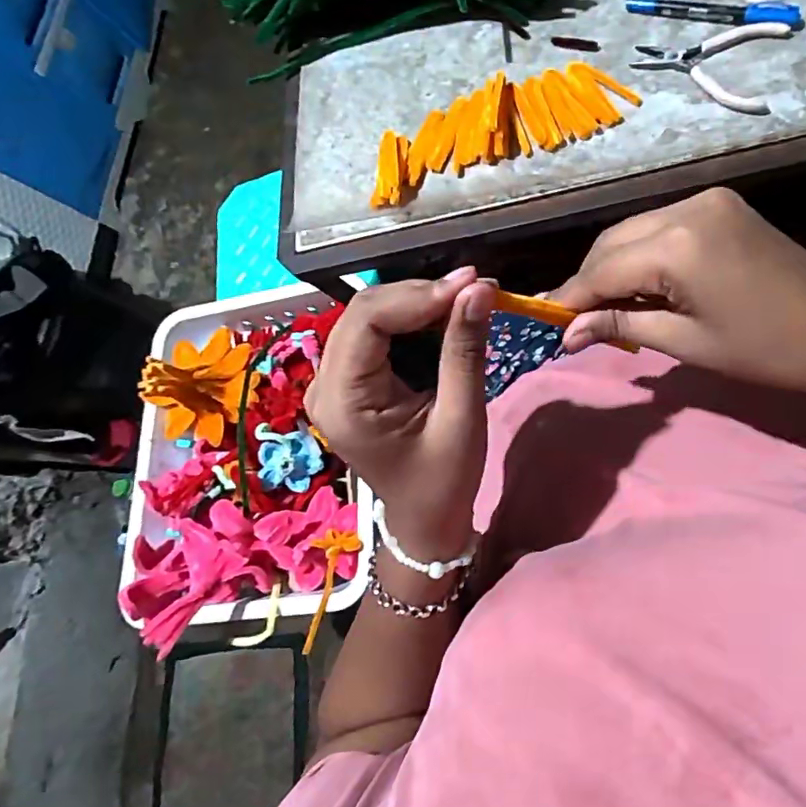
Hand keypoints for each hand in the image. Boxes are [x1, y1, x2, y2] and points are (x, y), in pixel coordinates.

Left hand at [306, 269, 494, 559]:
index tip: (472, 285)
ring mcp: (334, 381)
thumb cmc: (444, 481)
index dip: (419, 294)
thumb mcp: (461, 418)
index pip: (369, 320)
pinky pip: (378, 332)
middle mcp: (326, 384)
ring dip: (421, 302)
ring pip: (372, 315)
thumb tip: (479, 290)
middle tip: (477, 287)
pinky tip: (448, 316)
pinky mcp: (351, 380)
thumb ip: (465, 351)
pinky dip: (416, 318)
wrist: (426, 522)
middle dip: (422, 293)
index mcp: (343, 400)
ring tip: (469, 297)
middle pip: (366, 311)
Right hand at [552, 189, 805, 404]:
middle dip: (590, 280)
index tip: (544, 321)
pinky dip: (645, 254)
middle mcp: (687, 206)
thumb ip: (621, 327)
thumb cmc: (765, 350)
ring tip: (607, 307)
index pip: (602, 268)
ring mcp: (709, 200)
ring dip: (615, 265)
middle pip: (614, 241)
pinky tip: (643, 284)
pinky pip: (664, 227)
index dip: (570, 297)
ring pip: (636, 230)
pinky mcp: (724, 206)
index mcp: (677, 243)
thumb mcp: (687, 343)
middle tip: (575, 320)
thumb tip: (568, 331)